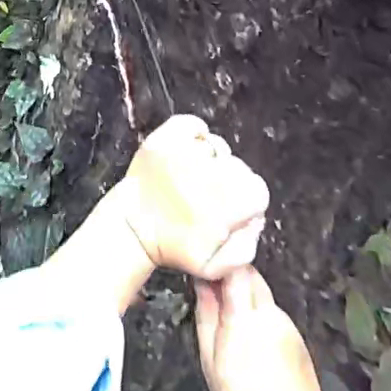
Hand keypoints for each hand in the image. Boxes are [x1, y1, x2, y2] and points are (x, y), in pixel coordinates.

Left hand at [115, 115, 269, 279]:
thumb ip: (246, 246)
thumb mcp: (217, 266)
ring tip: (192, 178)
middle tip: (207, 196)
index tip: (230, 209)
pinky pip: (190, 124)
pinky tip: (187, 150)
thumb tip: (254, 219)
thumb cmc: (176, 248)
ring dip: (209, 159)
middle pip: (237, 166)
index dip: (246, 201)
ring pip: (215, 146)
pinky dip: (193, 131)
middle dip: (228, 181)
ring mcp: (184, 153)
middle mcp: (209, 174)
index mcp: (227, 205)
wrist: (133, 229)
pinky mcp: (164, 140)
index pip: (257, 190)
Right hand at [194, 267, 332, 390]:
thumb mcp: (210, 361)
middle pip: (250, 274)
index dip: (220, 260)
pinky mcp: (298, 336)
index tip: (206, 266)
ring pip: (262, 293)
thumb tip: (200, 283)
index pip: (235, 266)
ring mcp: (287, 324)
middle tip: (213, 294)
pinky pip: (274, 313)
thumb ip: (205, 314)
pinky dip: (260, 317)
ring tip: (232, 326)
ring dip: (246, 297)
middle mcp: (270, 314)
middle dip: (231, 276)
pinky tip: (254, 344)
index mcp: (244, 318)